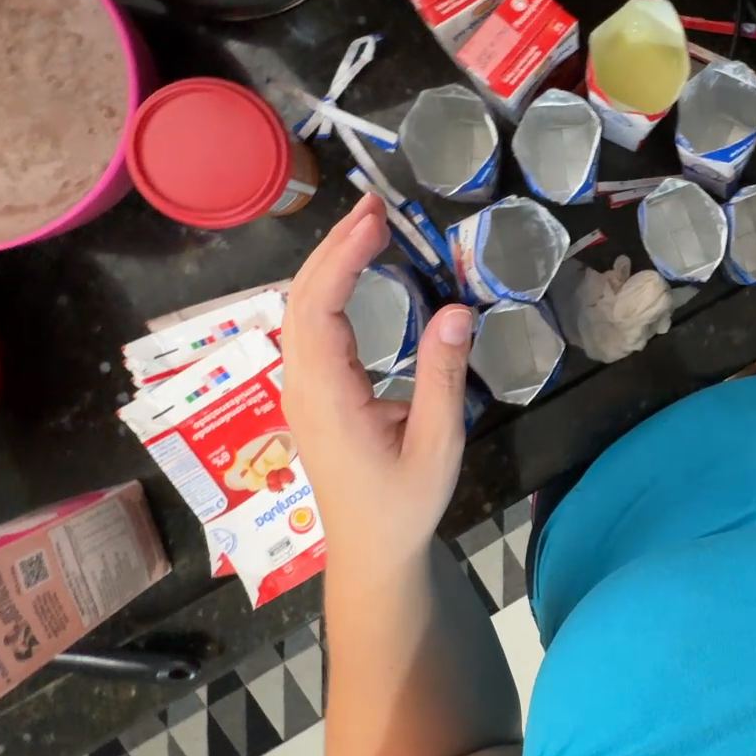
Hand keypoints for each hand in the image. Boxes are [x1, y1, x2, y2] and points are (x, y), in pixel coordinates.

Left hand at [280, 194, 477, 561]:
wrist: (371, 548)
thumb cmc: (404, 501)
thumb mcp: (437, 442)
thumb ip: (443, 375)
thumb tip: (457, 309)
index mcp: (327, 395)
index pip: (318, 309)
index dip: (341, 258)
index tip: (375, 220)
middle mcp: (302, 384)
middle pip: (299, 299)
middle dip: (332, 246)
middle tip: (375, 207)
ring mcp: (302, 388)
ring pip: (299, 310)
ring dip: (328, 262)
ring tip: (368, 227)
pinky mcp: (313, 391)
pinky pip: (311, 326)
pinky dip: (330, 287)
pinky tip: (354, 273)